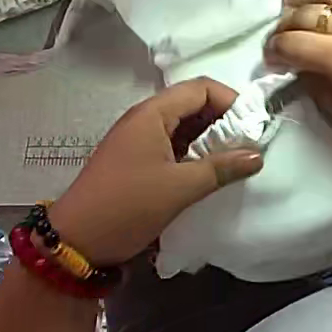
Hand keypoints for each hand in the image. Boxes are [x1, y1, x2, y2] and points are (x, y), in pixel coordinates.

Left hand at [48, 78, 264, 266]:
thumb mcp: (179, 188)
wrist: (75, 243)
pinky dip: (195, 154)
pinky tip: (211, 174)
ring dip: (211, 140)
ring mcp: (139, 140)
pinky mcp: (138, 161)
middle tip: (249, 146)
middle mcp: (145, 119)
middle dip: (224, 121)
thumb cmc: (127, 206)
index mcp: (152, 113)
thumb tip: (257, 155)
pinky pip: (174, 146)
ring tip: (235, 162)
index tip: (254, 126)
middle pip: (193, 104)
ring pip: (185, 127)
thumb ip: (221, 168)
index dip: (231, 101)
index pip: (201, 88)